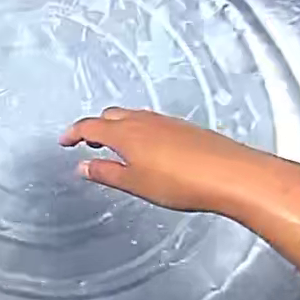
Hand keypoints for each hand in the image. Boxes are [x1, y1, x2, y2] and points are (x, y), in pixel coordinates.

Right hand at [60, 107, 299, 216]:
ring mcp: (166, 122)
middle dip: (95, 126)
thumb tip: (83, 167)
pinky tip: (147, 148)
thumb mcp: (134, 183)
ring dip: (118, 127)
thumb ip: (105, 173)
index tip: (64, 141)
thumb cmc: (181, 181)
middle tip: (88, 142)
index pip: (89, 126)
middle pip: (109, 115)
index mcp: (124, 133)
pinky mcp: (185, 128)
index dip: (73, 133)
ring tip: (116, 146)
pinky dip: (139, 130)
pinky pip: (152, 122)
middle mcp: (142, 121)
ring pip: (132, 117)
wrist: (236, 176)